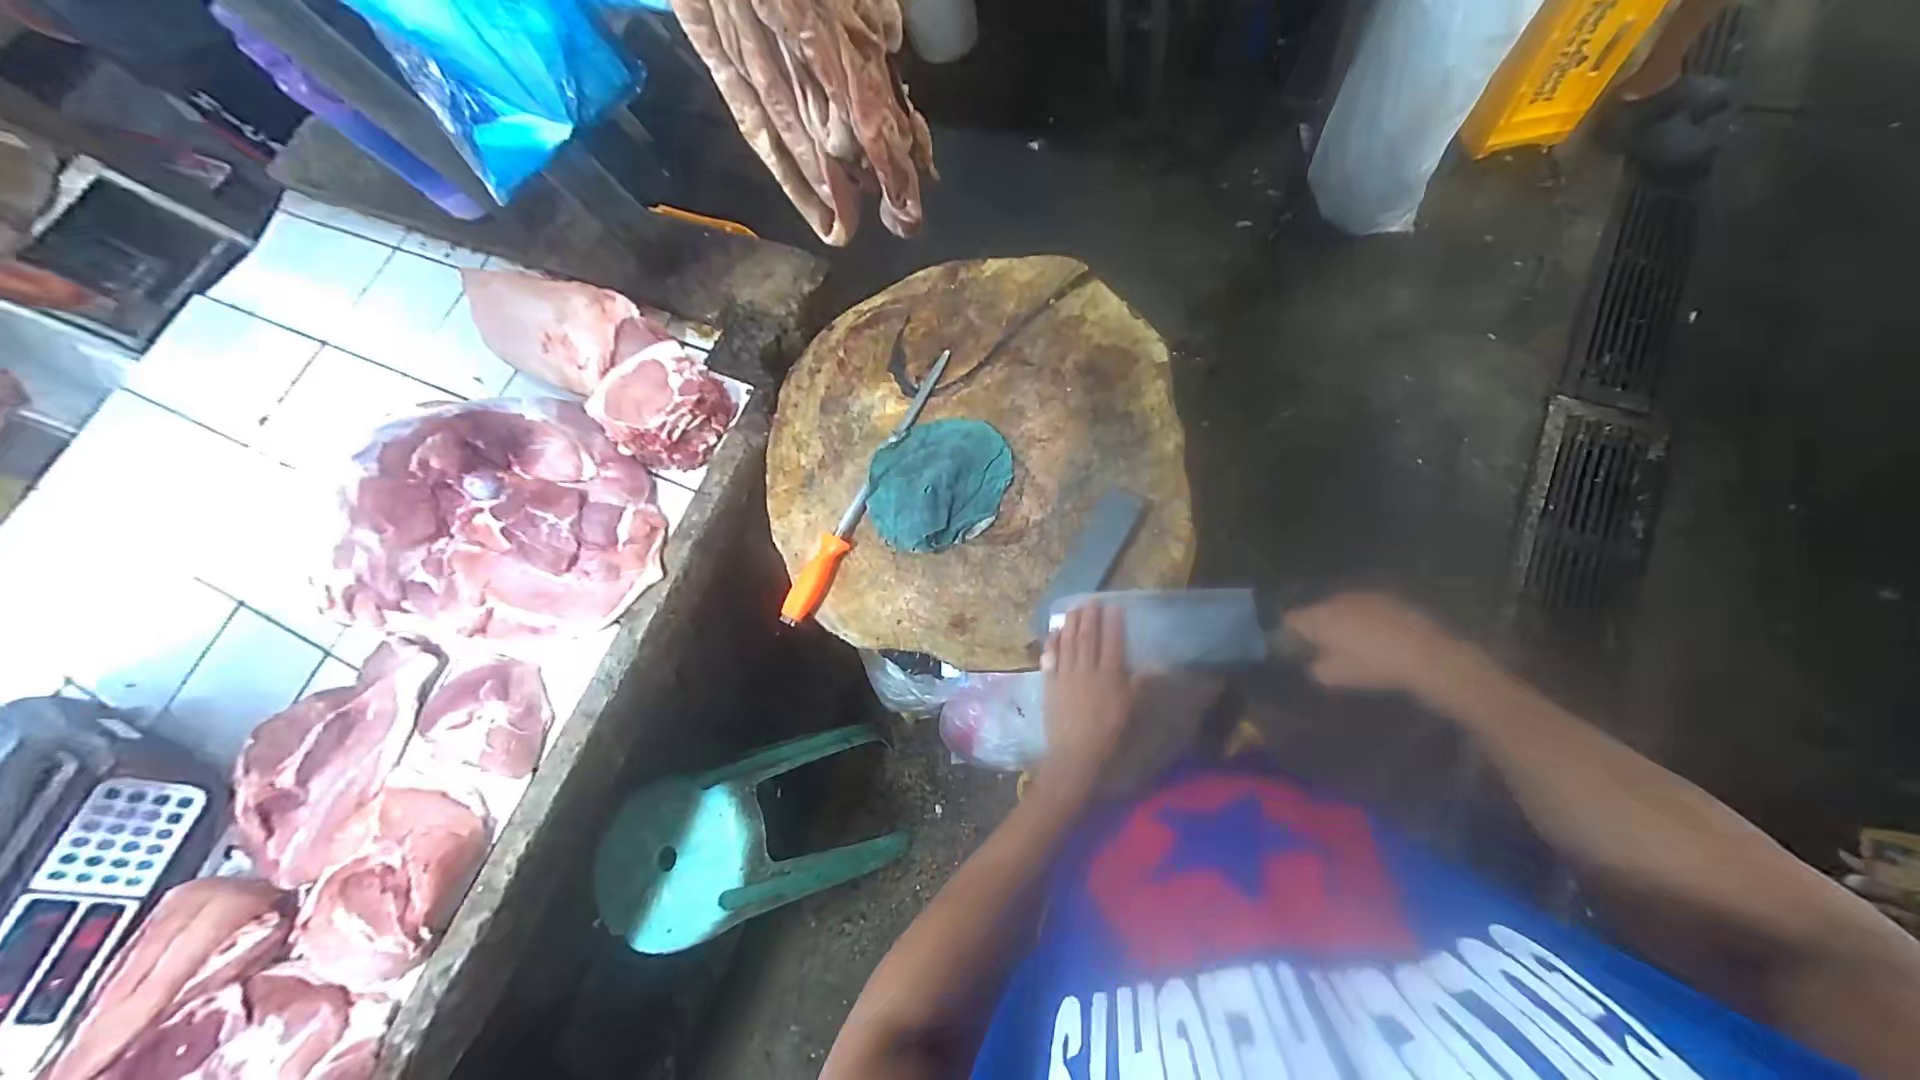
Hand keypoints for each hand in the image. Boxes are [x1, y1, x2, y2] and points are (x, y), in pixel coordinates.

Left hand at [1038, 603, 1132, 801]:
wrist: (1075, 753)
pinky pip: (1051, 658)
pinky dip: (1052, 643)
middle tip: (1090, 601)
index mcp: (1109, 675)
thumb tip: (1156, 666)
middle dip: (1089, 617)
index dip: (1113, 623)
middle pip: (1087, 637)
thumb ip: (1139, 685)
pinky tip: (1054, 632)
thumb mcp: (1129, 709)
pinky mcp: (1050, 684)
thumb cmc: (1108, 734)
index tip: (1113, 606)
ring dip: (1070, 624)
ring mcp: (1065, 675)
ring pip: (1068, 643)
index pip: (1112, 642)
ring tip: (1072, 609)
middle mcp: (1086, 669)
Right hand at [1281, 592, 1490, 699]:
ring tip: (1358, 642)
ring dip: (1344, 620)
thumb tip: (1314, 661)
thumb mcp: (1337, 676)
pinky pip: (1366, 606)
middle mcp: (1337, 599)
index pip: (1291, 619)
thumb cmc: (1375, 666)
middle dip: (1319, 626)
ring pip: (1343, 606)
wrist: (1430, 655)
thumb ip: (1316, 667)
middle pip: (1317, 610)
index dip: (1291, 634)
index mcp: (1320, 617)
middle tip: (1329, 648)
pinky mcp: (1390, 597)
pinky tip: (1381, 635)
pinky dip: (1366, 617)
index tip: (1299, 648)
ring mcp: (1365, 595)